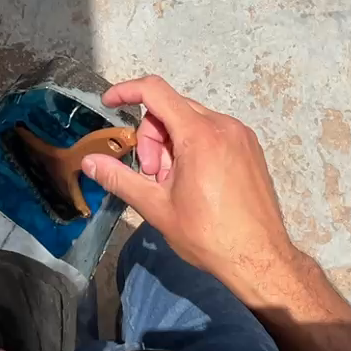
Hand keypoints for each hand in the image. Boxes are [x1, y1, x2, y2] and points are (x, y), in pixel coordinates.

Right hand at [80, 75, 304, 300]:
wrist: (261, 259)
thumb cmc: (208, 236)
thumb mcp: (156, 207)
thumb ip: (119, 178)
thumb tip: (89, 162)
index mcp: (199, 134)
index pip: (155, 91)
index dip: (126, 91)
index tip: (108, 104)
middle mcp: (223, 125)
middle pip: (171, 109)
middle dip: (152, 137)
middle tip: (152, 175)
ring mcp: (240, 134)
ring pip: (190, 120)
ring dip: (171, 144)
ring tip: (173, 183)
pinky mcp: (250, 146)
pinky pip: (211, 131)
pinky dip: (193, 146)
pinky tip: (194, 181)